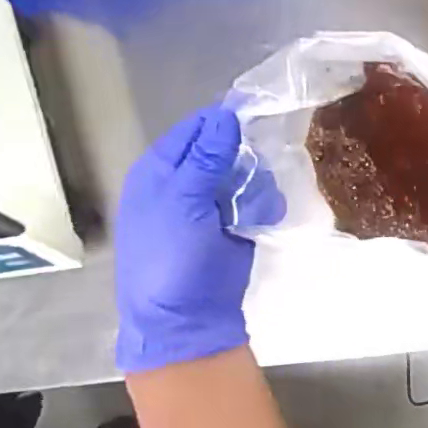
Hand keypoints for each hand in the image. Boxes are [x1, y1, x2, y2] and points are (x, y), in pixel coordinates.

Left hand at [115, 107, 254, 373]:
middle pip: (227, 151)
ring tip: (257, 205)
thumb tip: (225, 116)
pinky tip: (265, 219)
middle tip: (260, 169)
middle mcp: (187, 184)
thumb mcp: (184, 202)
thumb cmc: (172, 257)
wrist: (186, 317)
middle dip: (247, 158)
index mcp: (161, 171)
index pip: (196, 129)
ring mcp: (213, 208)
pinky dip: (266, 208)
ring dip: (258, 186)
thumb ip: (205, 159)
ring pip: (247, 178)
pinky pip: (258, 205)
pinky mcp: (237, 228)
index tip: (261, 109)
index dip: (225, 120)